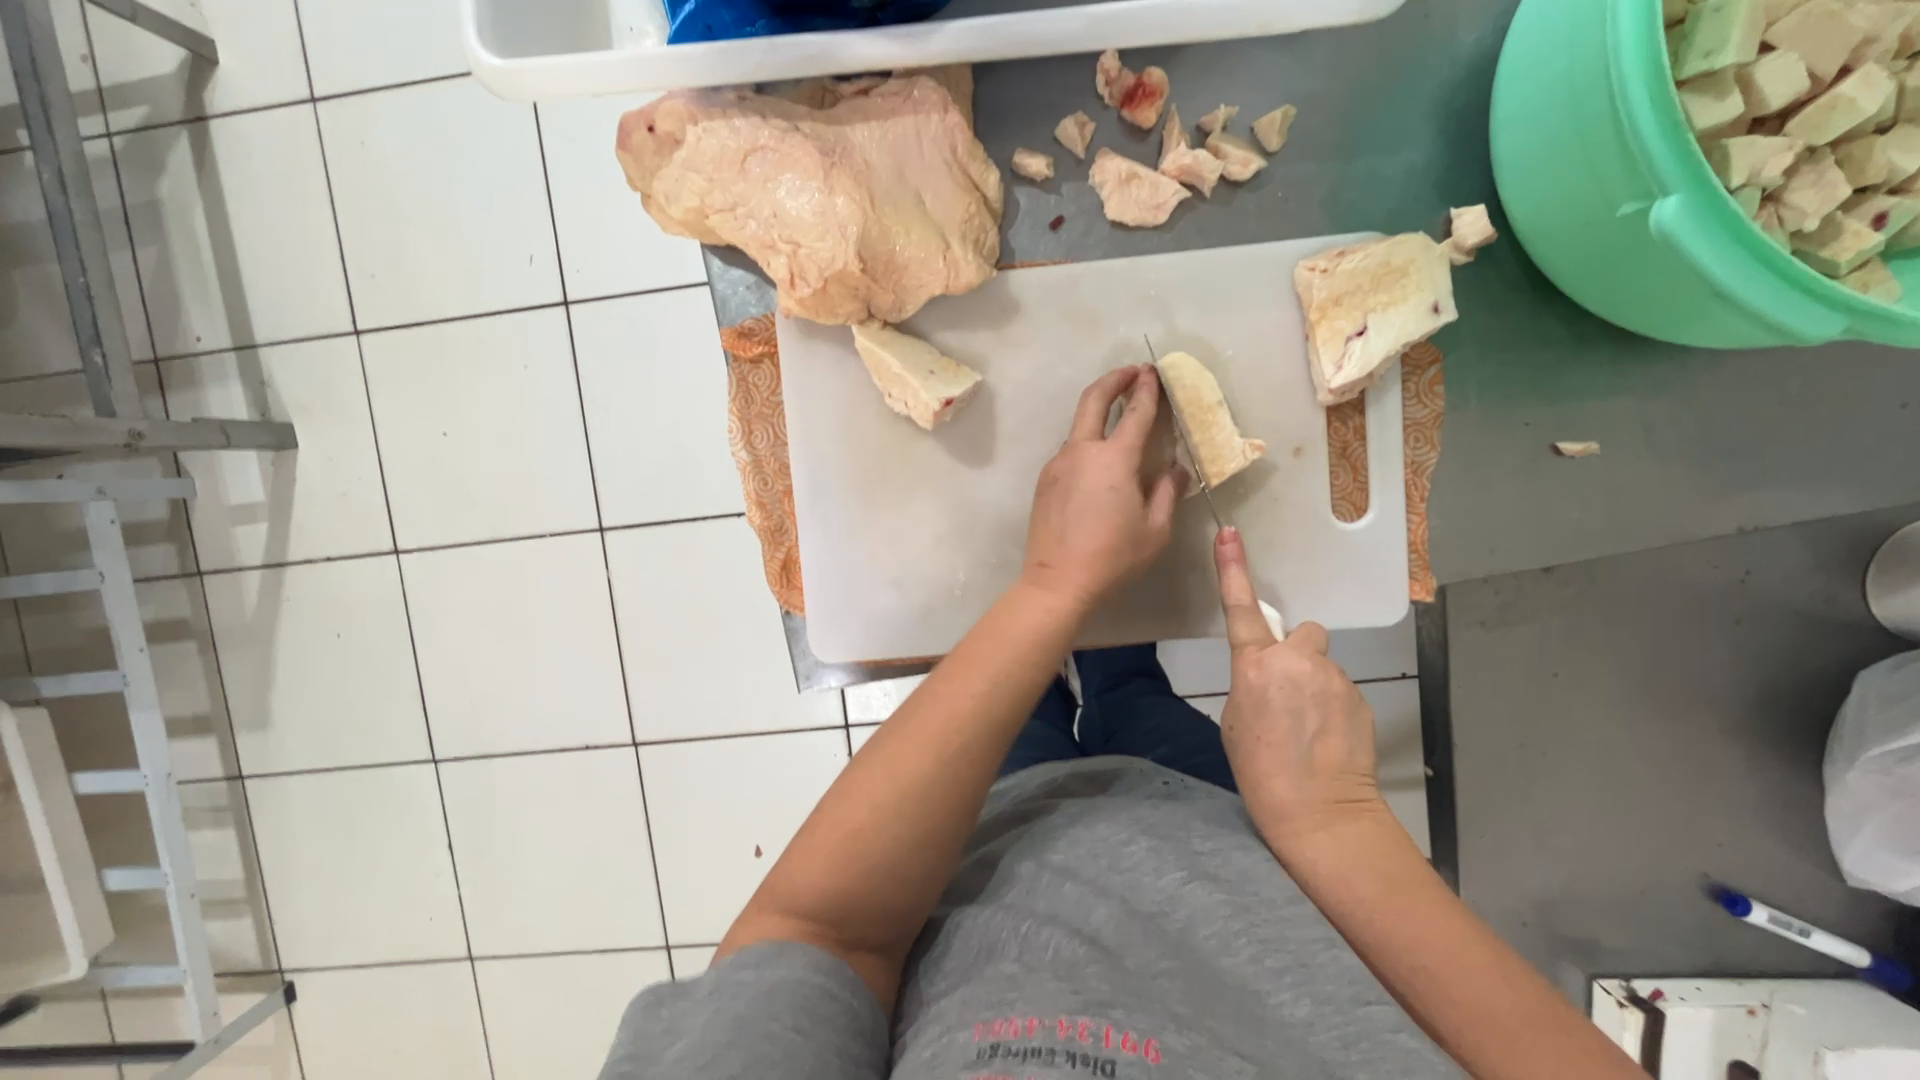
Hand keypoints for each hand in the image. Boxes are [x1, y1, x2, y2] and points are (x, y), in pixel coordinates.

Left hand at [1022, 365, 1184, 610]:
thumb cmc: (1112, 558)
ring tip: (1117, 415)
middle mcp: (1082, 452)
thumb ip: (1167, 492)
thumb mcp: (1155, 530)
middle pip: (1093, 399)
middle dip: (1114, 379)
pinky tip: (1098, 461)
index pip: (1135, 412)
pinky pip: (1069, 451)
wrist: (1057, 582)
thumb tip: (1174, 470)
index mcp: (1114, 459)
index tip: (1154, 372)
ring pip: (1078, 426)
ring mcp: (1058, 464)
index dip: (1148, 389)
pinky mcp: (1045, 481)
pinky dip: (1086, 441)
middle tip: (1131, 371)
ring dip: (1098, 412)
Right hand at [1213, 527, 1390, 850]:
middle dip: (1295, 655)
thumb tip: (1270, 676)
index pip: (1241, 609)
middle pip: (1299, 635)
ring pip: (1320, 664)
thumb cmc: (1260, 771)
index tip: (1229, 534)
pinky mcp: (1359, 696)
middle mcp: (1296, 661)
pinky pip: (1339, 688)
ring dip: (1314, 683)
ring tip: (1309, 727)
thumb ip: (1251, 683)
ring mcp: (1333, 677)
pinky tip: (1328, 738)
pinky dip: (1333, 706)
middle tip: (1288, 696)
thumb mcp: (1235, 720)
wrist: (1318, 811)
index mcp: (1254, 666)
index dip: (1233, 569)